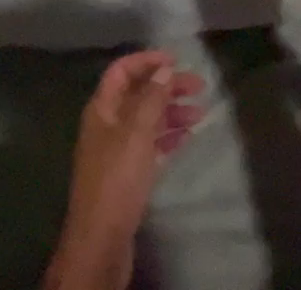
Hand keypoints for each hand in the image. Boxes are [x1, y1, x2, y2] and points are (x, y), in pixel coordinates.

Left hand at [45, 51, 204, 289]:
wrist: (101, 239)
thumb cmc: (117, 180)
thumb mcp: (136, 134)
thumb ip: (151, 99)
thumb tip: (163, 68)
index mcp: (101, 109)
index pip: (121, 71)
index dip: (146, 61)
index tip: (176, 60)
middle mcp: (106, 124)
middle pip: (137, 95)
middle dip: (166, 87)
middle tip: (199, 87)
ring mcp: (116, 150)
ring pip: (146, 120)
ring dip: (171, 112)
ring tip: (199, 114)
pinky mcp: (127, 173)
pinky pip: (149, 145)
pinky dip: (167, 137)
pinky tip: (186, 137)